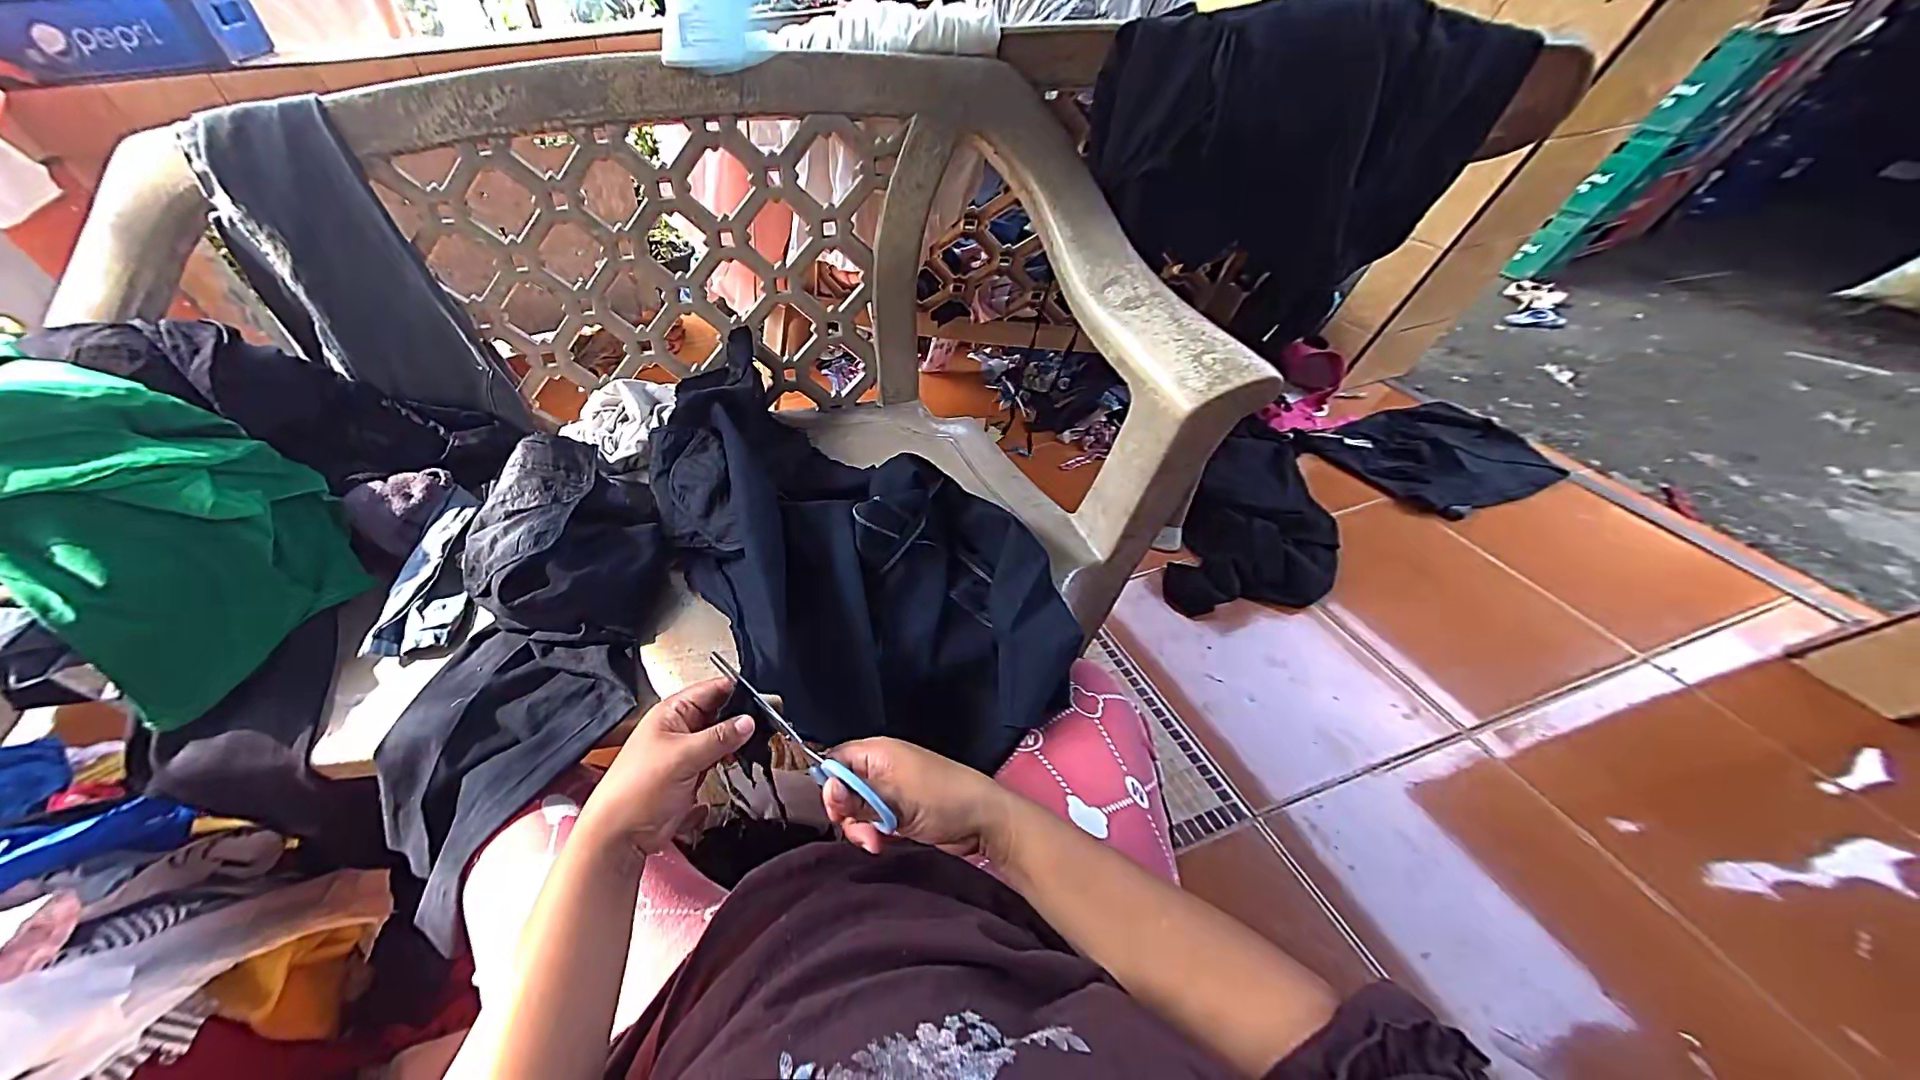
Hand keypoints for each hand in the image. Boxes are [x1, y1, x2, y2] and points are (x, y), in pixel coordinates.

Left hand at [578, 677, 753, 854]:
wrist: (620, 836)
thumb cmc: (635, 790)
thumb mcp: (683, 757)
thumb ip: (720, 737)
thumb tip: (748, 721)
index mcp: (672, 712)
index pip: (713, 690)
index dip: (739, 691)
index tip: (764, 699)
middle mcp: (680, 727)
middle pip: (721, 711)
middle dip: (743, 715)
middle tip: (770, 717)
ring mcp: (687, 749)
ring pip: (722, 734)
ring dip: (739, 737)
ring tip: (762, 737)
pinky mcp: (693, 770)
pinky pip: (719, 755)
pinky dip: (733, 755)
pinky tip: (746, 756)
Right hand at [821, 738, 1015, 860]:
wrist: (984, 820)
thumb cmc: (943, 800)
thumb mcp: (896, 800)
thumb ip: (858, 796)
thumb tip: (827, 790)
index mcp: (879, 752)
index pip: (835, 760)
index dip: (830, 786)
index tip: (838, 811)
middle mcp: (882, 767)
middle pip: (843, 789)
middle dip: (848, 814)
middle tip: (864, 832)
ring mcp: (891, 790)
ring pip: (857, 809)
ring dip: (862, 828)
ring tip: (878, 842)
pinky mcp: (899, 810)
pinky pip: (873, 820)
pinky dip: (874, 833)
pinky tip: (884, 843)